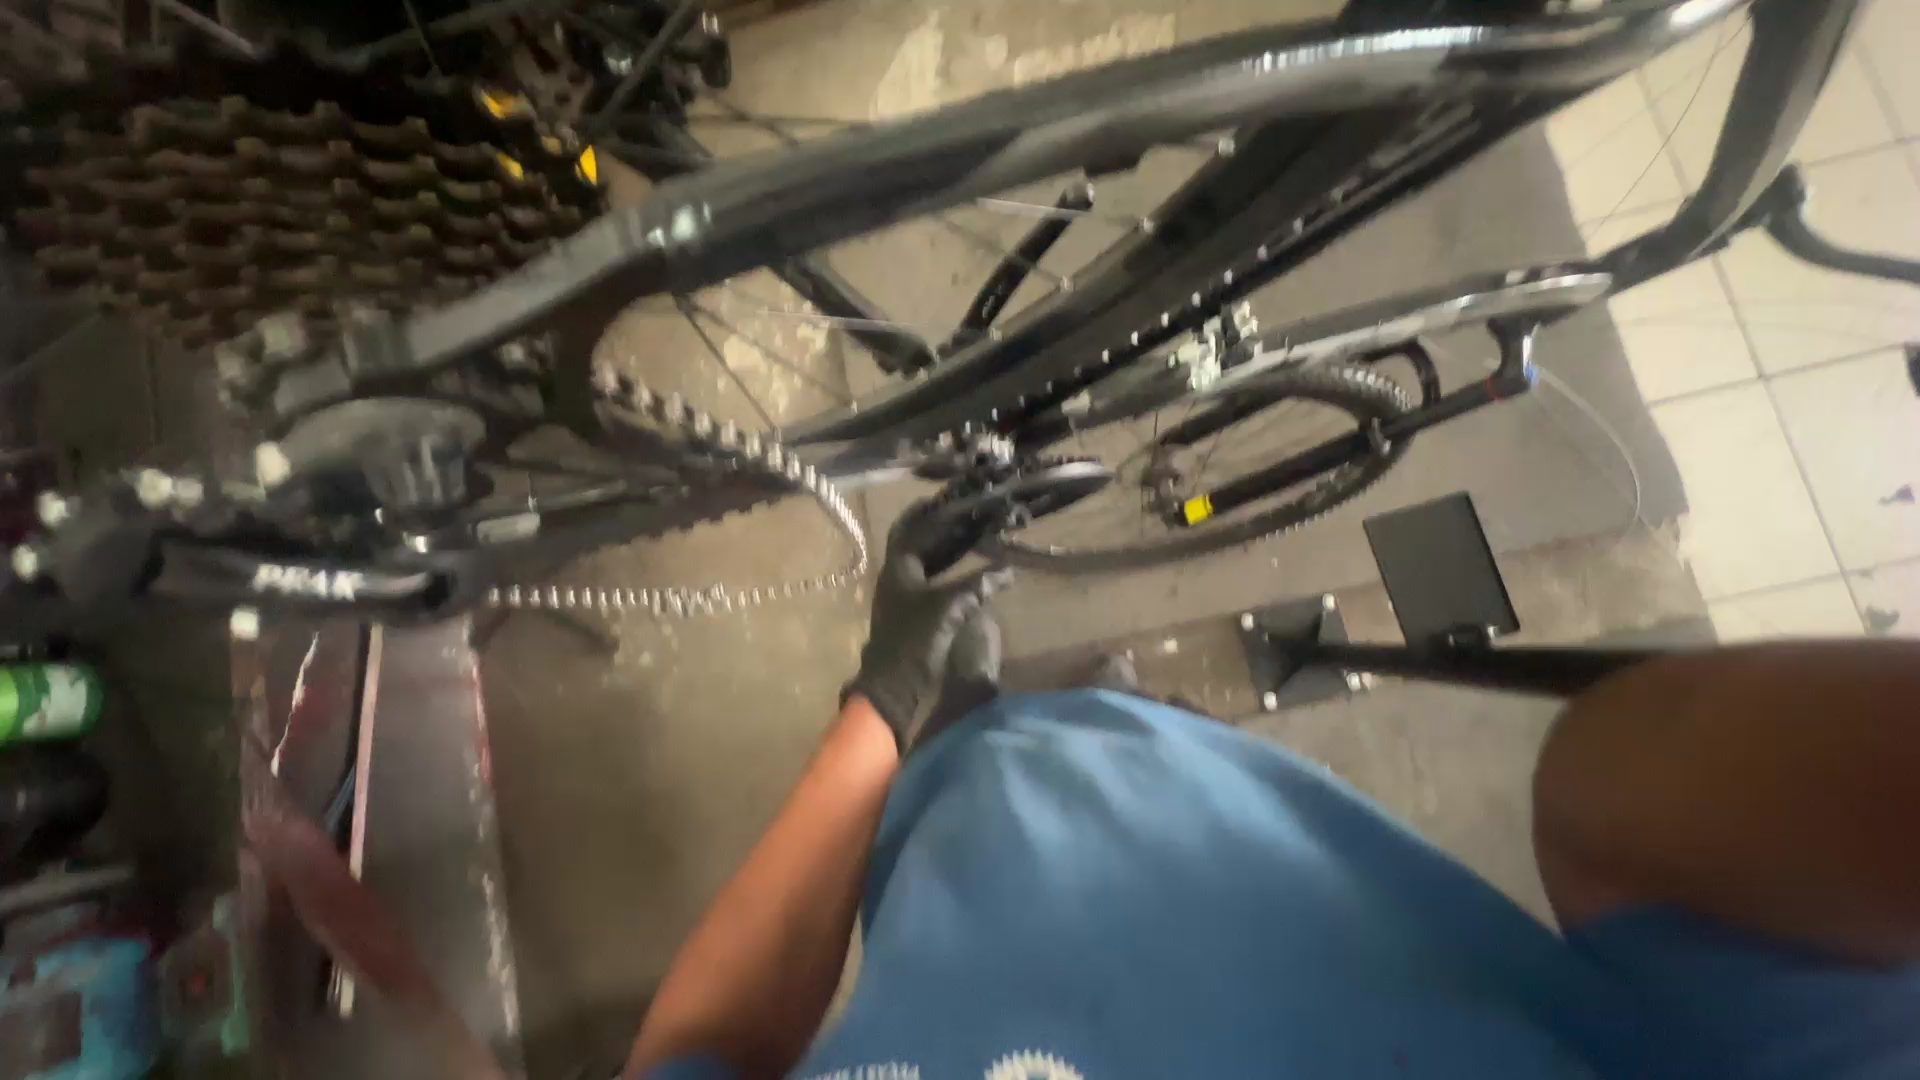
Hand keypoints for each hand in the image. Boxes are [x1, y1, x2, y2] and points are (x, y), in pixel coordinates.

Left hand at [846, 504, 1011, 751]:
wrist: (893, 688)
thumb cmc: (914, 641)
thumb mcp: (949, 608)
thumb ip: (977, 586)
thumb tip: (1008, 571)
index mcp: (897, 568)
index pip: (908, 527)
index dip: (926, 511)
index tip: (946, 497)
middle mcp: (895, 578)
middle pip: (915, 543)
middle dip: (938, 529)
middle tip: (966, 516)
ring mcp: (901, 598)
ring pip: (923, 564)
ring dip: (942, 550)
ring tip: (970, 538)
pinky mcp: (911, 617)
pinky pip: (930, 583)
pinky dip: (946, 572)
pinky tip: (966, 574)